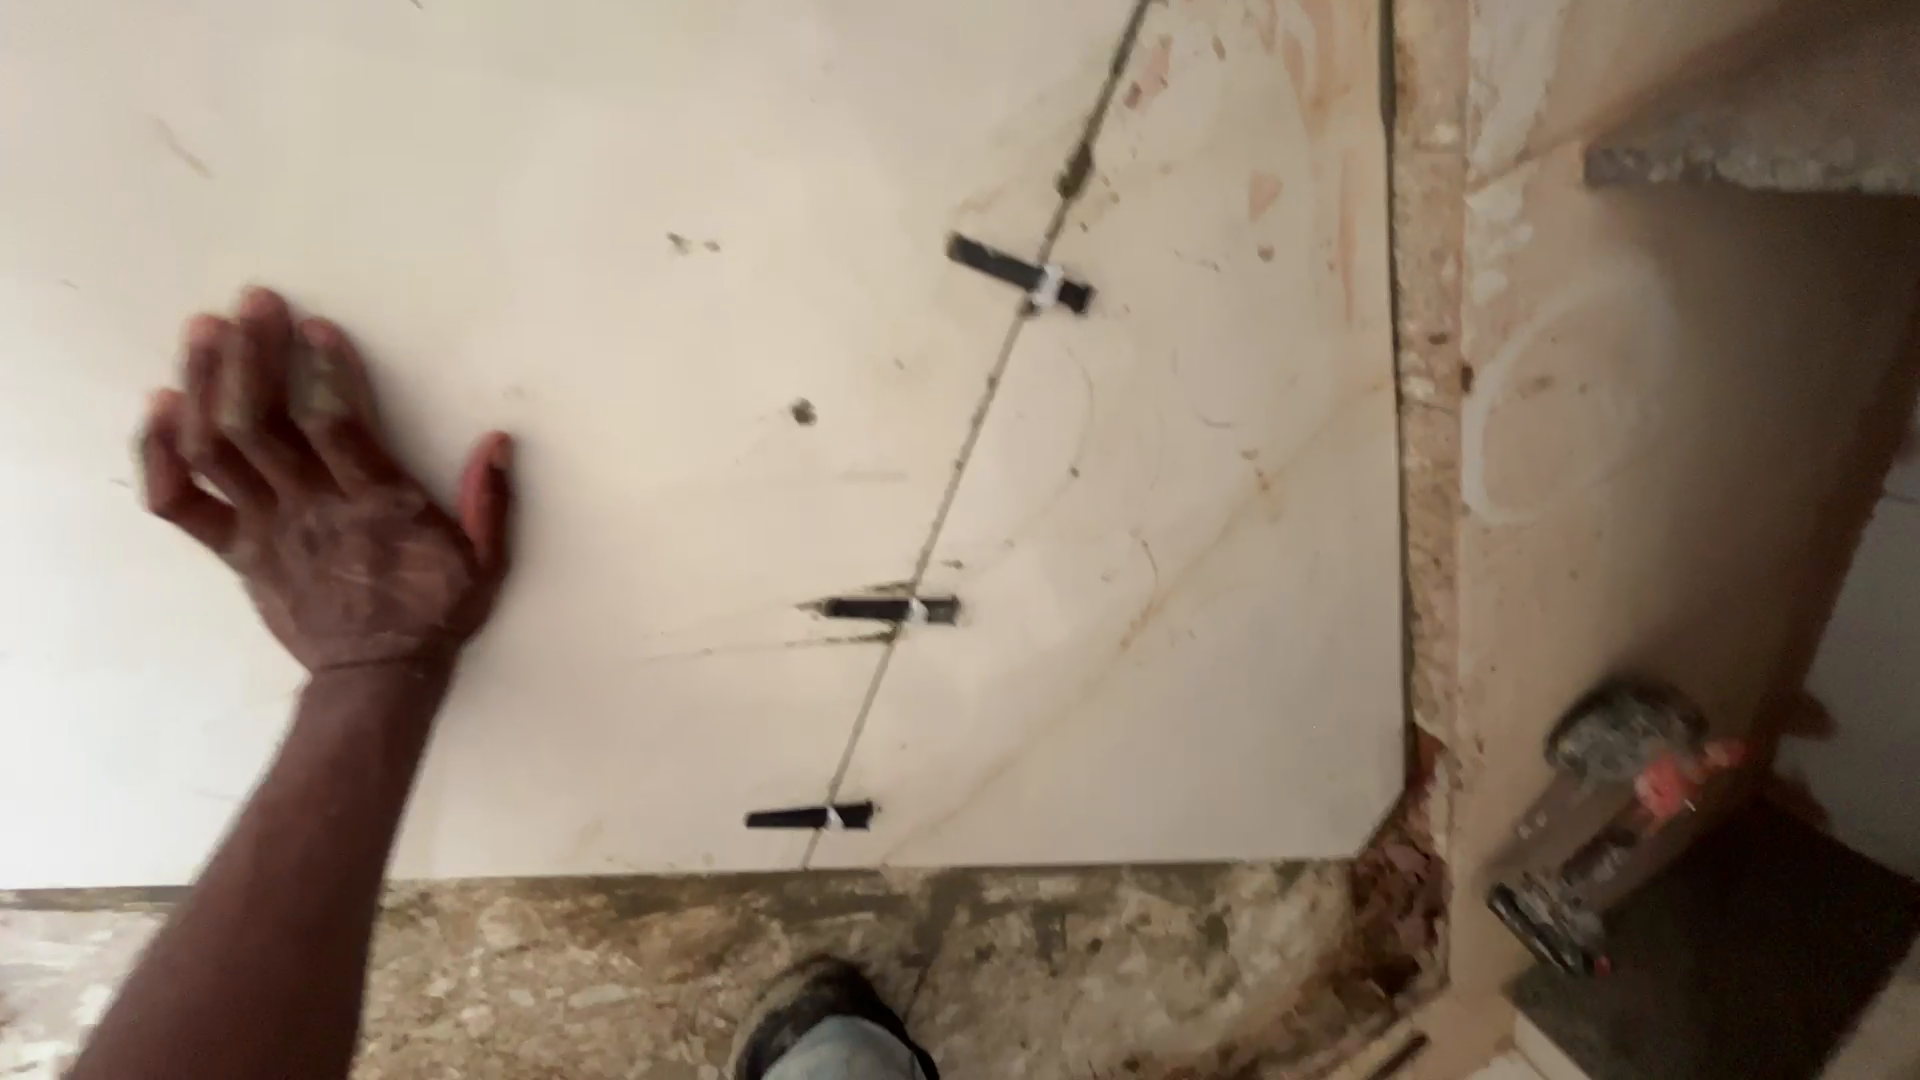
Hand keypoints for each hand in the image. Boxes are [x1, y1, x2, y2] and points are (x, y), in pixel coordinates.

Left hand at [137, 287, 513, 672]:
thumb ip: (492, 501)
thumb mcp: (488, 561)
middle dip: (253, 355)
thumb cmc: (437, 612)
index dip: (324, 372)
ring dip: (204, 382)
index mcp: (378, 510)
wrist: (378, 674)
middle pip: (261, 423)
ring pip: (215, 447)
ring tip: (205, 330)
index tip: (320, 330)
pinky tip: (160, 404)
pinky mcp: (233, 550)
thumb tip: (498, 441)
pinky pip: (177, 499)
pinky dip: (156, 450)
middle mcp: (312, 511)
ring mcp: (264, 529)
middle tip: (254, 304)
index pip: (339, 427)